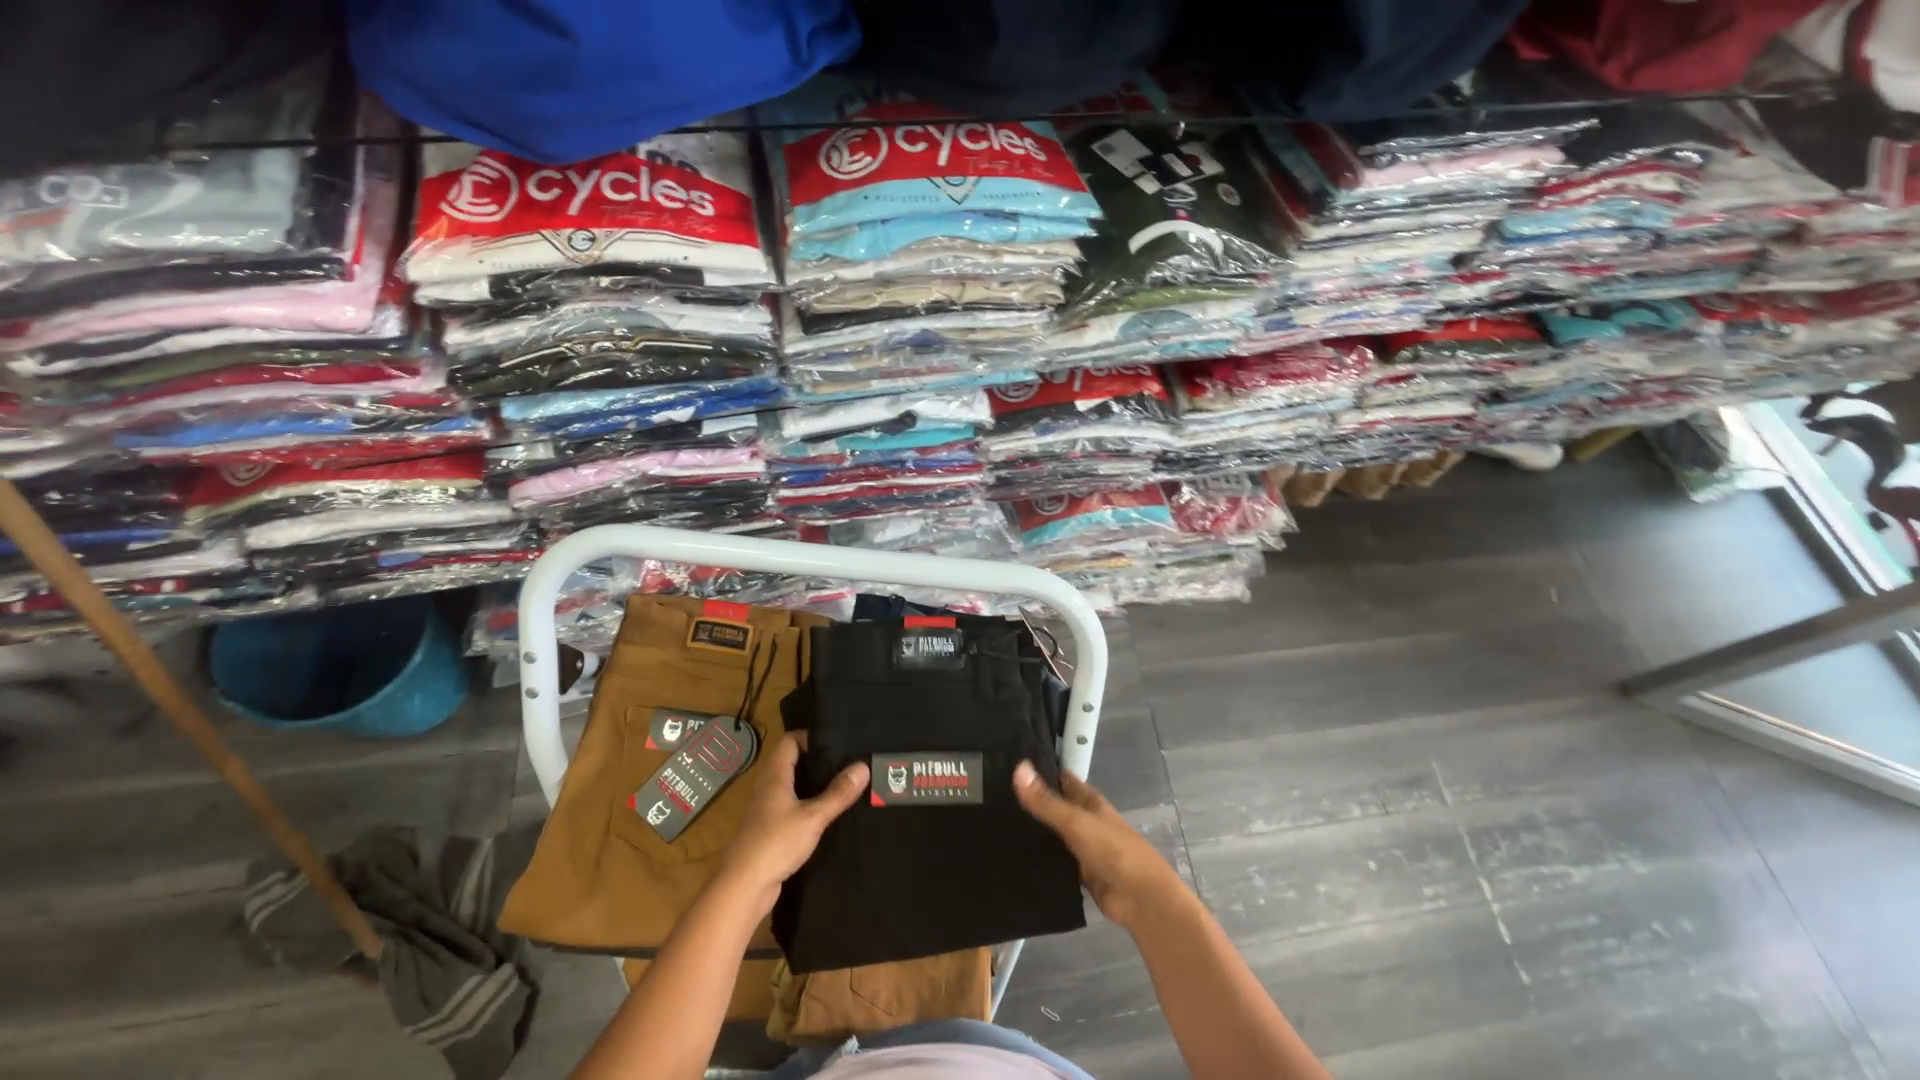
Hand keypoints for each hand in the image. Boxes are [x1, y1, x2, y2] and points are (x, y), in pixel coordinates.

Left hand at [714, 732, 867, 907]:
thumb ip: (838, 793)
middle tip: (848, 762)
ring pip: (792, 785)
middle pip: (792, 762)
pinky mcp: (769, 829)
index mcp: (774, 776)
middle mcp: (767, 787)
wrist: (743, 886)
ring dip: (814, 784)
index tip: (838, 742)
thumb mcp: (813, 817)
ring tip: (844, 785)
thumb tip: (863, 766)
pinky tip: (827, 814)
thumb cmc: (775, 843)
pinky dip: (808, 804)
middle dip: (818, 760)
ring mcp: (766, 809)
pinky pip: (791, 806)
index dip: (811, 737)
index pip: (790, 741)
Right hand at [1014, 762, 1185, 927]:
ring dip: (1035, 833)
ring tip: (998, 826)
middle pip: (1058, 807)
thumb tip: (1018, 767)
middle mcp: (1087, 822)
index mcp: (1091, 803)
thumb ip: (1047, 801)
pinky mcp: (1081, 875)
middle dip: (1034, 803)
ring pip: (1055, 836)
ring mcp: (1084, 849)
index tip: (1010, 765)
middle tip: (997, 799)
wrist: (1140, 899)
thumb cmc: (1113, 851)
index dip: (1041, 771)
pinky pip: (1056, 862)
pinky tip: (1016, 859)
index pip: (1063, 780)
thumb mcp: (1076, 822)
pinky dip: (1041, 860)